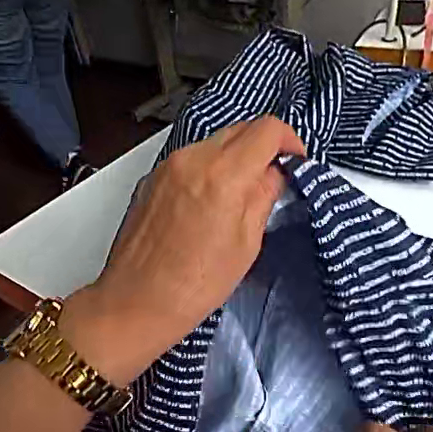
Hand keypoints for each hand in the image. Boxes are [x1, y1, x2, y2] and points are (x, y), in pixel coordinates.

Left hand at [57, 116, 305, 384]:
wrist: (137, 302)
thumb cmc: (194, 285)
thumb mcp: (247, 244)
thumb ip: (264, 197)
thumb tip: (274, 173)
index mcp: (222, 175)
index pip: (267, 130)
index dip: (289, 142)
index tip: (295, 161)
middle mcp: (192, 159)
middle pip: (241, 129)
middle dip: (264, 147)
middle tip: (273, 179)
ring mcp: (168, 166)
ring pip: (215, 143)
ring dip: (236, 159)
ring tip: (241, 198)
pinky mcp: (152, 178)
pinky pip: (192, 159)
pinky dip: (211, 170)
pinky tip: (211, 205)